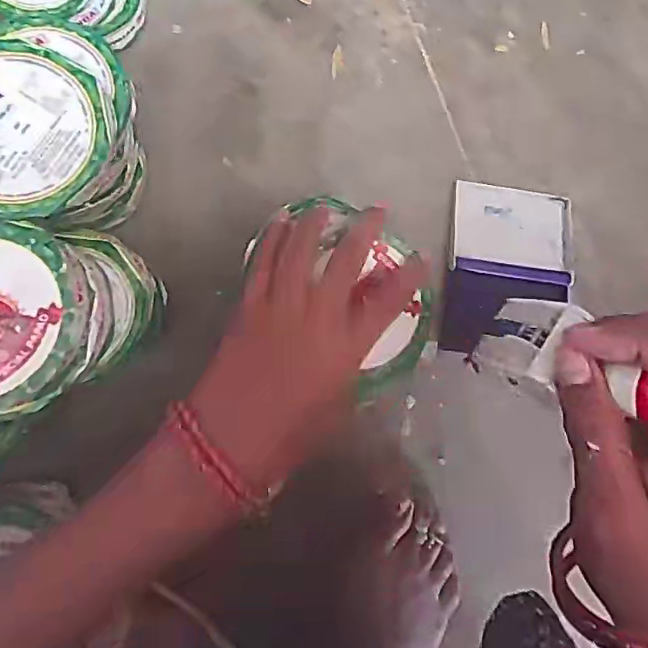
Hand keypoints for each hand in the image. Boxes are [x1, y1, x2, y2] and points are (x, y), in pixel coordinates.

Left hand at [189, 205, 428, 492]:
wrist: (229, 439)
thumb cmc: (291, 433)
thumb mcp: (340, 402)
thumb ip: (353, 363)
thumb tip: (358, 334)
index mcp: (345, 348)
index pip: (386, 304)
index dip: (406, 279)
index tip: (418, 258)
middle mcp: (316, 318)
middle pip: (344, 263)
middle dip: (364, 232)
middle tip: (375, 212)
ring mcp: (279, 307)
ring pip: (298, 253)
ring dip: (313, 225)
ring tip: (325, 208)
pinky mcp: (249, 306)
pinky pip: (261, 263)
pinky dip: (271, 239)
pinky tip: (280, 223)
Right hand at [554, 314, 647, 639]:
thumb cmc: (637, 571)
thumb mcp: (605, 504)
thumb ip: (592, 425)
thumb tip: (571, 357)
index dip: (641, 339)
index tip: (581, 342)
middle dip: (637, 334)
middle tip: (580, 348)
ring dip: (638, 343)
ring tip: (590, 361)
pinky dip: (640, 361)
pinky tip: (607, 380)